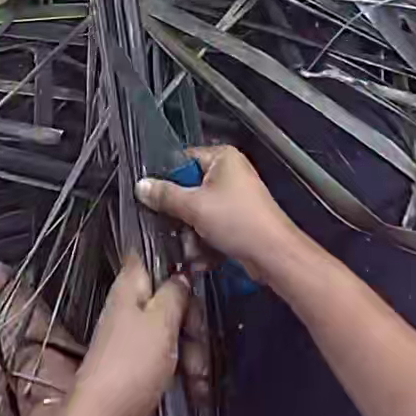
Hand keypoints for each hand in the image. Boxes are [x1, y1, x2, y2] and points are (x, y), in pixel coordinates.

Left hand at [63, 255, 189, 415]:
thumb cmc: (132, 362)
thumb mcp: (161, 319)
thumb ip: (175, 291)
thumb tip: (183, 274)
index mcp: (130, 282)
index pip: (150, 252)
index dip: (175, 256)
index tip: (197, 270)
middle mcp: (131, 304)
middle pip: (170, 295)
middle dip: (191, 317)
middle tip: (198, 337)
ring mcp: (135, 335)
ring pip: (173, 327)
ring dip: (192, 348)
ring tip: (199, 374)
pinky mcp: (140, 364)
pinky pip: (168, 354)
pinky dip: (183, 367)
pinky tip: (195, 385)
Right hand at [135, 144, 304, 282]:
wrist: (273, 255)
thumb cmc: (240, 221)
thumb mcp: (195, 206)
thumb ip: (165, 196)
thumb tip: (142, 186)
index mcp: (222, 158)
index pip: (183, 160)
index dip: (168, 179)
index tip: (153, 197)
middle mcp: (228, 173)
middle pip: (189, 190)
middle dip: (181, 216)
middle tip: (173, 228)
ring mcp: (234, 198)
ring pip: (198, 213)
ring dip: (191, 234)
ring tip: (191, 249)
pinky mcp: (236, 221)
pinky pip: (210, 227)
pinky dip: (204, 242)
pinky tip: (201, 258)